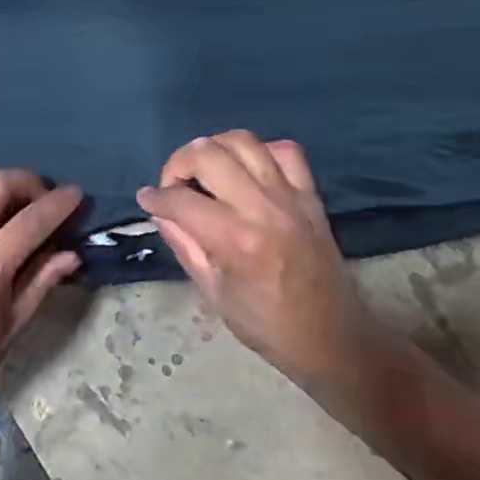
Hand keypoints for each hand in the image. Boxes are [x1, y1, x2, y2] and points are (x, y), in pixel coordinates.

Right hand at [137, 131, 379, 384]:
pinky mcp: (311, 194)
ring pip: (244, 141)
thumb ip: (185, 245)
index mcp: (236, 240)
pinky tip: (248, 168)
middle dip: (178, 162)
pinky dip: (260, 151)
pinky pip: (285, 150)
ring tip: (204, 169)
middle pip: (209, 154)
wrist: (332, 338)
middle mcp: (263, 207)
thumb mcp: (214, 293)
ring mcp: (290, 196)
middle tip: (173, 184)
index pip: (182, 200)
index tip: (146, 199)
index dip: (155, 197)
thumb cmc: (268, 326)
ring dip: (215, 147)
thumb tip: (160, 213)